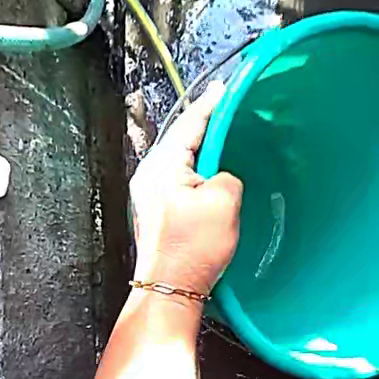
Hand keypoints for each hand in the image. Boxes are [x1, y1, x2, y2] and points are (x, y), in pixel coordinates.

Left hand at [131, 84, 242, 293]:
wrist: (169, 289)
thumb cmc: (191, 251)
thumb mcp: (224, 201)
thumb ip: (226, 174)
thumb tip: (221, 177)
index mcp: (162, 166)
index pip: (190, 123)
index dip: (213, 105)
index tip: (226, 89)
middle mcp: (149, 176)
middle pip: (182, 139)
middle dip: (207, 127)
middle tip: (230, 114)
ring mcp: (149, 194)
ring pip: (180, 160)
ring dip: (202, 153)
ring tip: (225, 145)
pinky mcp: (156, 211)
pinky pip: (178, 179)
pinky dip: (196, 173)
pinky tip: (212, 178)